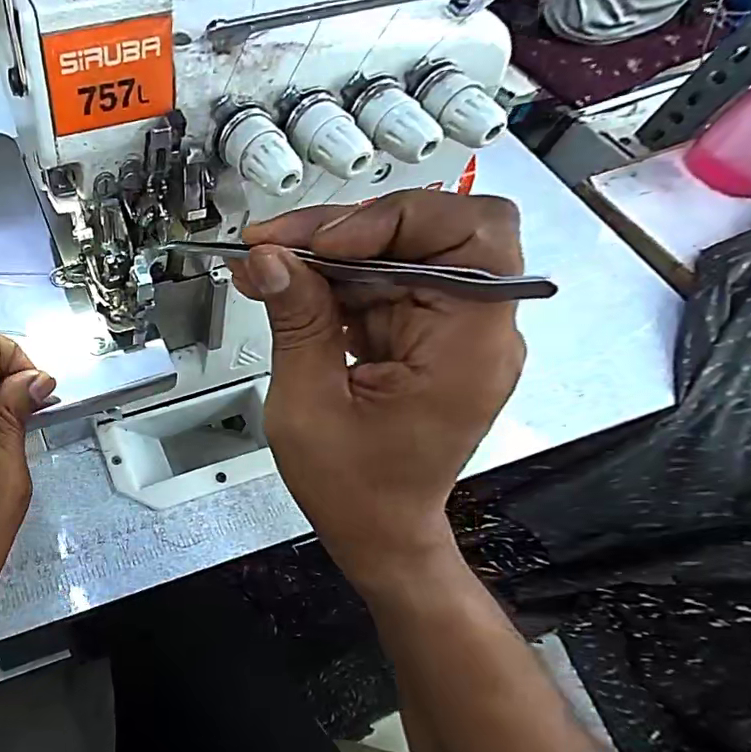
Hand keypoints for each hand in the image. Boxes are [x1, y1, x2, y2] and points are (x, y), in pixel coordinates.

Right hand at [234, 191, 526, 589]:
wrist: (381, 532)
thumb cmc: (359, 492)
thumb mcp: (309, 406)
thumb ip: (297, 322)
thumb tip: (274, 258)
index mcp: (471, 348)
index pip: (471, 232)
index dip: (396, 219)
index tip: (324, 244)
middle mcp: (478, 333)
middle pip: (434, 232)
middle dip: (351, 232)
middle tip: (283, 247)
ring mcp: (456, 333)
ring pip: (401, 253)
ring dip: (334, 258)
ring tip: (272, 271)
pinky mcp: (430, 338)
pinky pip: (389, 285)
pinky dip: (341, 284)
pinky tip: (295, 294)